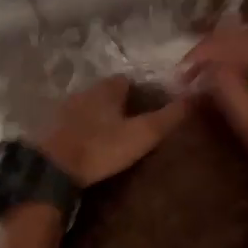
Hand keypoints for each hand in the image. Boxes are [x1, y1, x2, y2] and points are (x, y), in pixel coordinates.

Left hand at [35, 75, 189, 186]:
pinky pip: (73, 122)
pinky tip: (90, 144)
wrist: (53, 167)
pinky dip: (83, 128)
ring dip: (100, 116)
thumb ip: (167, 117)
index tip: (150, 106)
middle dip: (119, 103)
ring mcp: (65, 108)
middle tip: (134, 123)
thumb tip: (195, 96)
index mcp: (107, 89)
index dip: (140, 91)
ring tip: (113, 135)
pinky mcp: (52, 127)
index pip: (127, 81)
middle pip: (106, 92)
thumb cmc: (100, 147)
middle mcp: (85, 91)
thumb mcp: (141, 135)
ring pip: (89, 106)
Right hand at [178, 26, 247, 201]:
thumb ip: (230, 90)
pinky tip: (235, 74)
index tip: (179, 75)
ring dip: (225, 49)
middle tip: (190, 72)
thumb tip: (208, 67)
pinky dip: (241, 54)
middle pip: (237, 33)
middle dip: (209, 48)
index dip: (198, 55)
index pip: (226, 42)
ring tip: (207, 71)